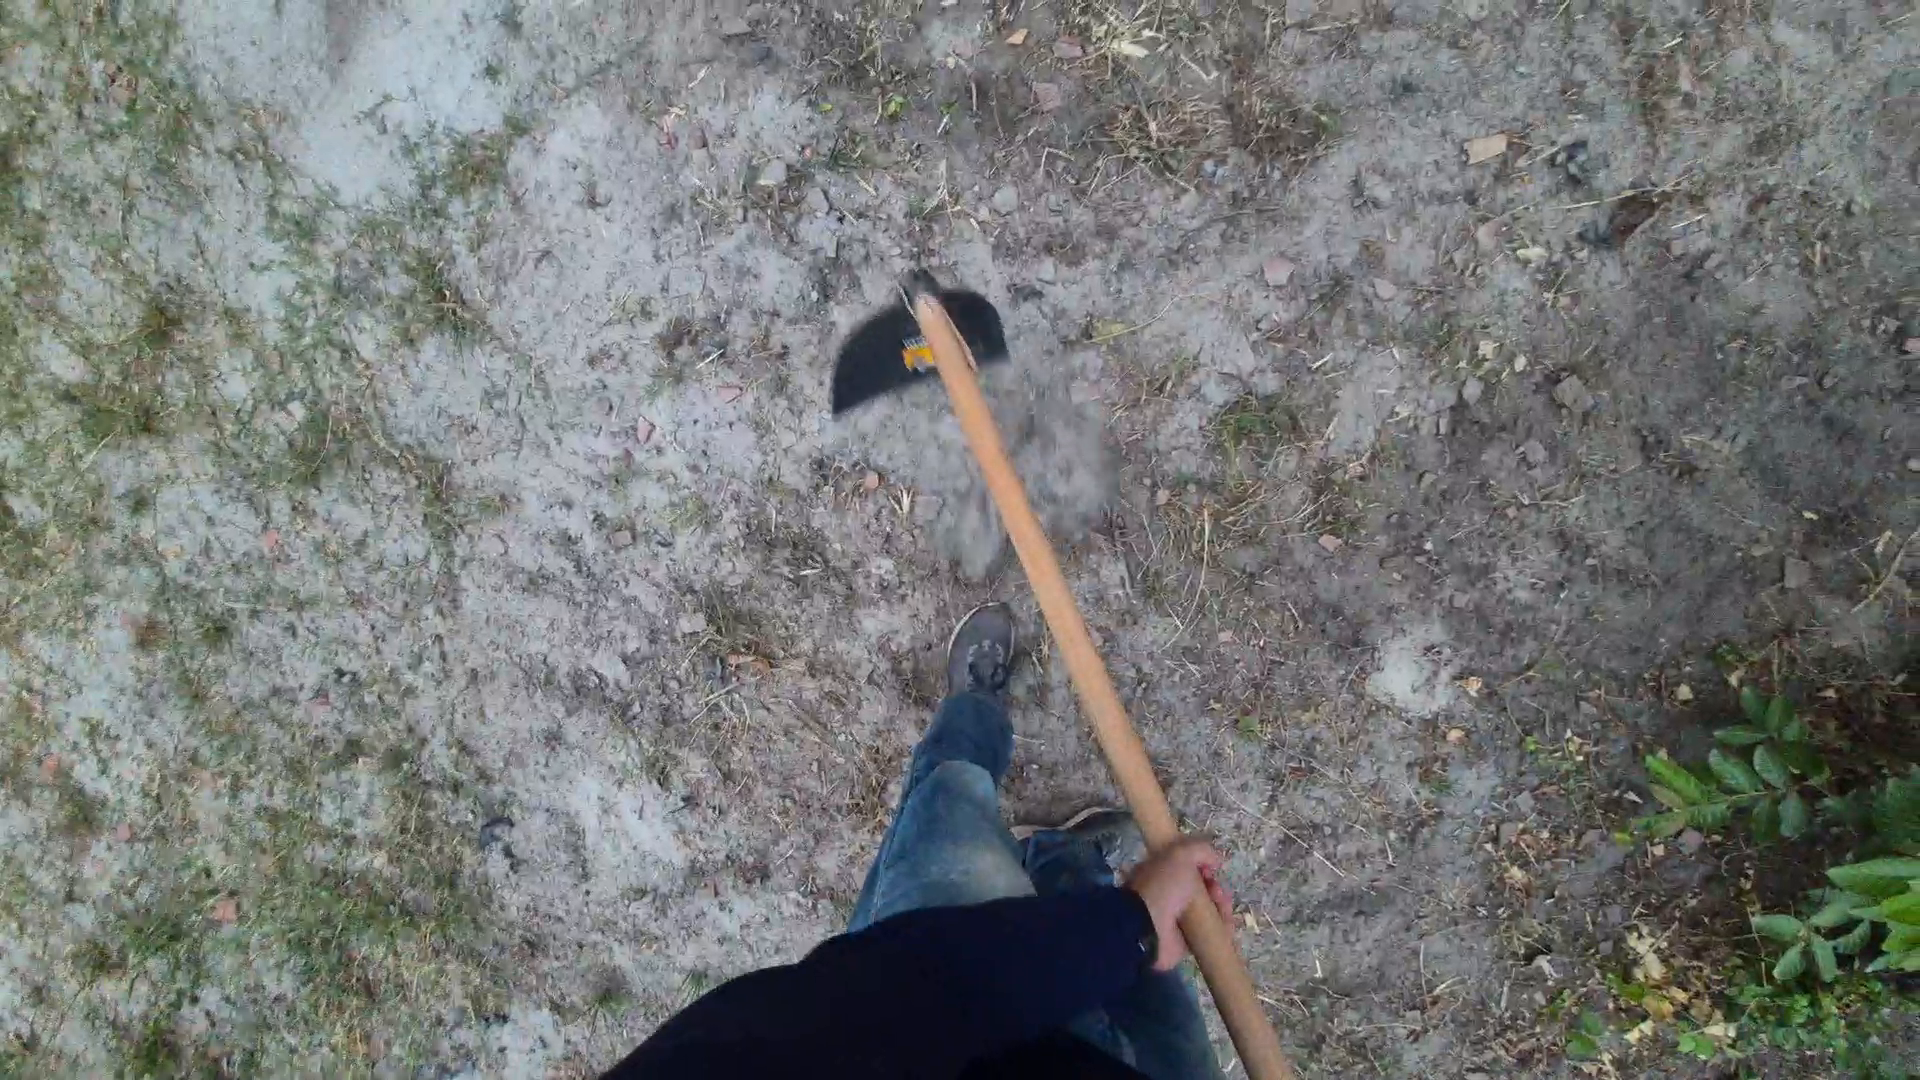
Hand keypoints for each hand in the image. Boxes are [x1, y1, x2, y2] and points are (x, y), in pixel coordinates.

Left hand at [1123, 838, 1232, 970]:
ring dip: (1220, 906)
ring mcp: (1175, 917)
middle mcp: (1166, 892)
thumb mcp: (1180, 855)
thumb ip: (1199, 850)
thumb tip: (1215, 858)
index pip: (1184, 864)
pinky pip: (1208, 932)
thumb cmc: (1163, 886)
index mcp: (1159, 869)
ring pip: (1206, 909)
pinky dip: (1221, 928)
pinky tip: (1228, 924)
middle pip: (1198, 887)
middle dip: (1214, 887)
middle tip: (1219, 892)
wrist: (1150, 927)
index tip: (1211, 868)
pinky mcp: (1186, 940)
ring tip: (1225, 908)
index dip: (1201, 865)